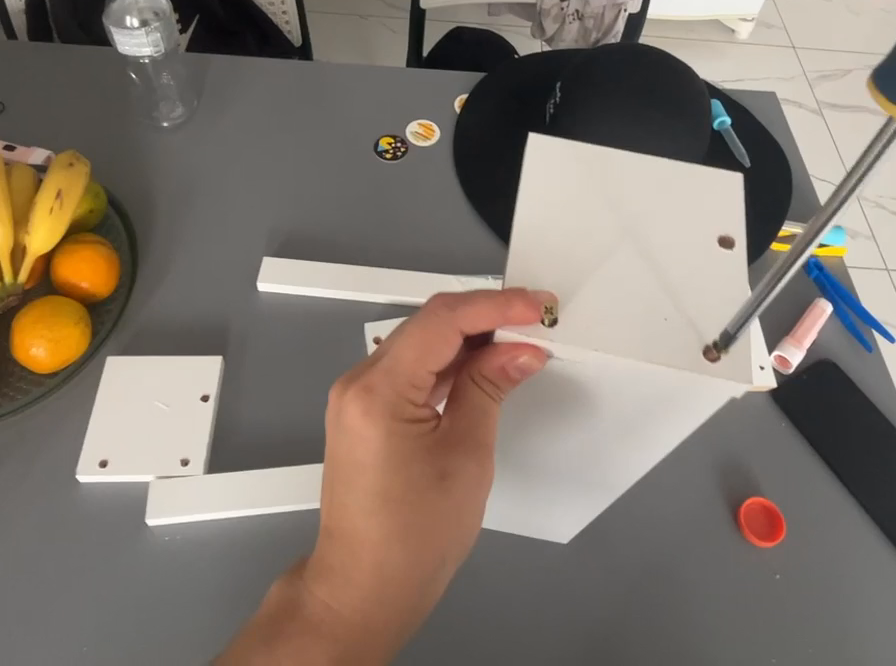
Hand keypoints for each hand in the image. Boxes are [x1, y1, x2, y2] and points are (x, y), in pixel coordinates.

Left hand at [219, 289, 551, 664]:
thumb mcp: (466, 456)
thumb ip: (490, 389)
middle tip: (537, 318)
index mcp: (379, 389)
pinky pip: (410, 368)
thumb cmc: (416, 535)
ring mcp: (357, 394)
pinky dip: (449, 363)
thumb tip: (522, 350)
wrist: (363, 589)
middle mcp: (359, 380)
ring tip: (520, 338)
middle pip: (428, 324)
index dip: (495, 306)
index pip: (441, 320)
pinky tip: (484, 366)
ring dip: (470, 338)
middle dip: (485, 316)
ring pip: (420, 343)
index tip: (539, 306)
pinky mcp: (365, 410)